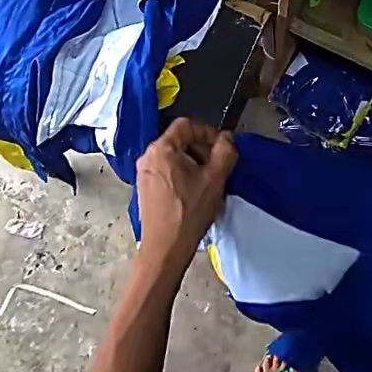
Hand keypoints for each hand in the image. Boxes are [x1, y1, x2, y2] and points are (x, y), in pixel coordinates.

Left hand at [135, 119, 237, 258]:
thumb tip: (227, 138)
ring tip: (209, 181)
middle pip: (179, 139)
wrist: (166, 246)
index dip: (208, 132)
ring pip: (174, 155)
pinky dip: (184, 174)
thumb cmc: (189, 212)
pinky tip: (195, 191)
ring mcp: (144, 173)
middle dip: (202, 149)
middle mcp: (147, 157)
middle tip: (218, 166)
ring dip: (194, 162)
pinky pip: (167, 170)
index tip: (222, 147)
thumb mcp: (216, 178)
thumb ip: (225, 151)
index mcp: (162, 150)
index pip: (186, 125)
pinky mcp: (145, 187)